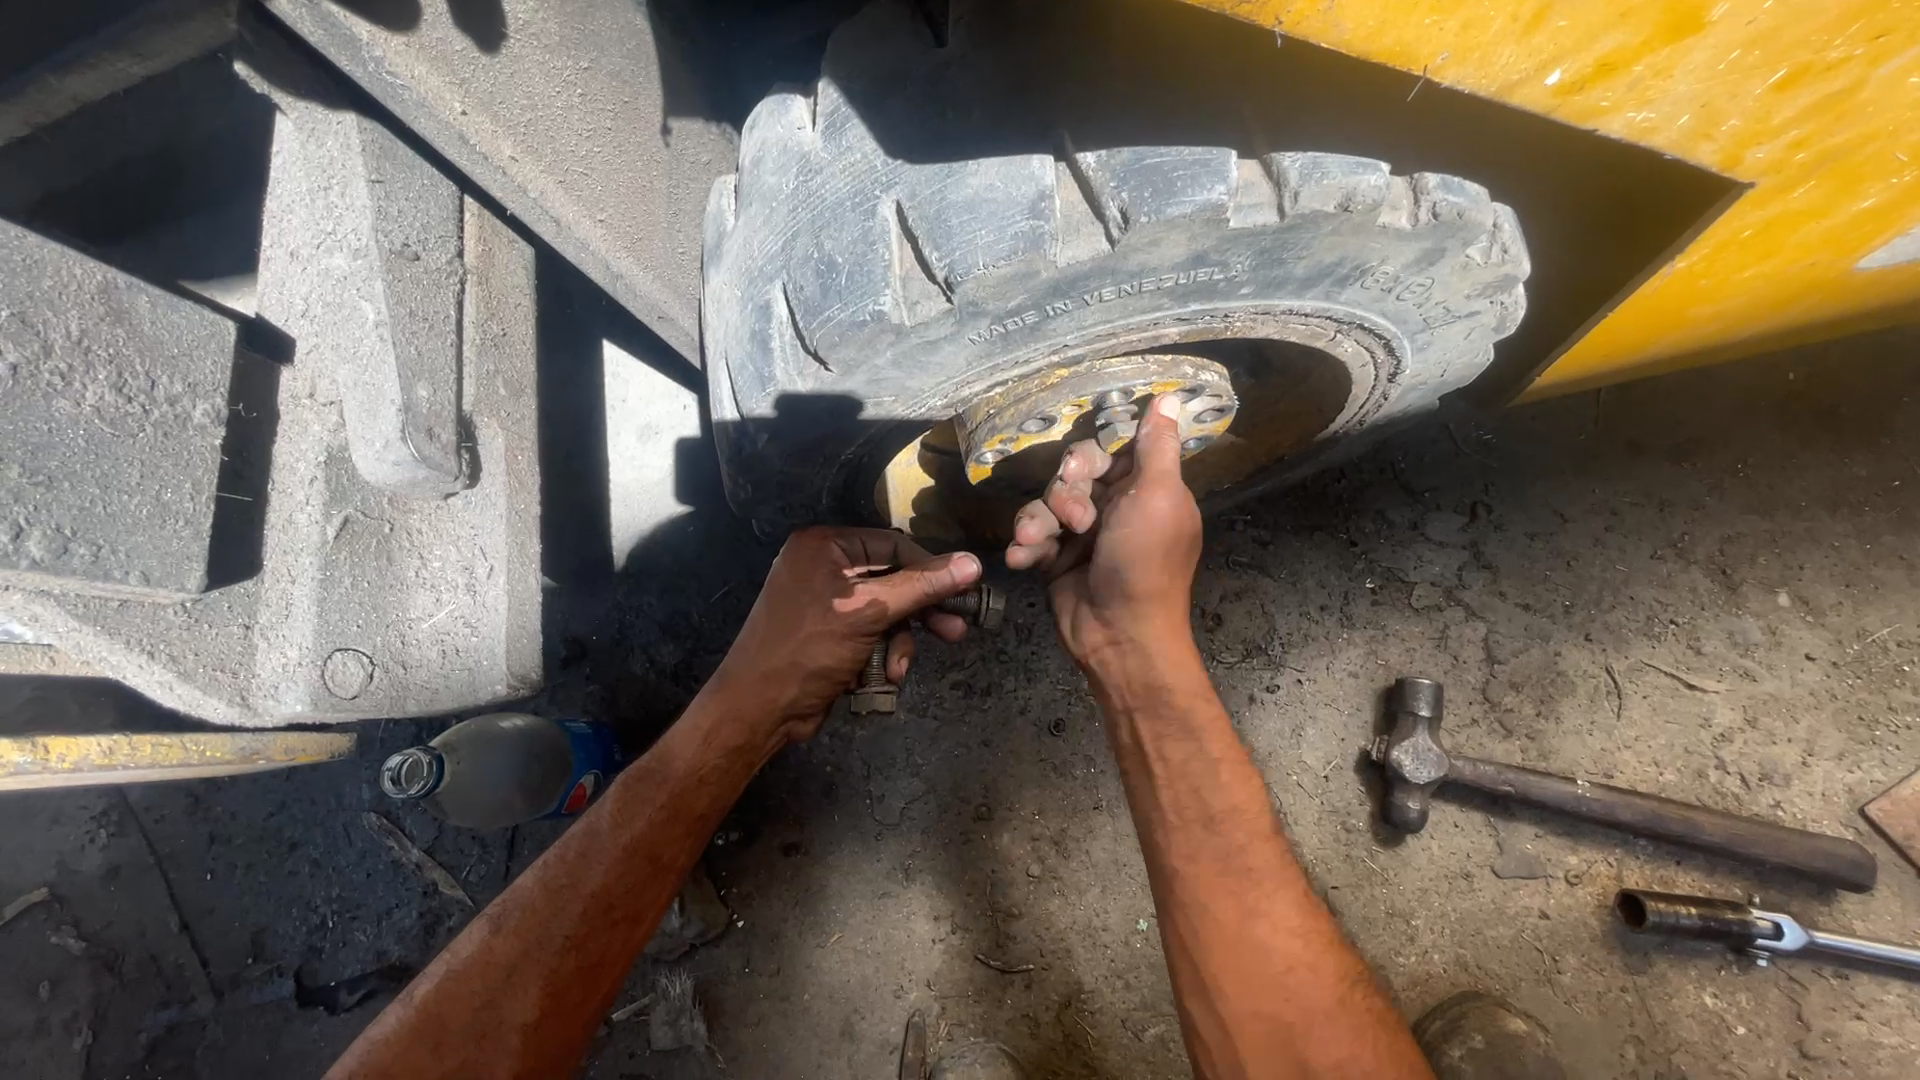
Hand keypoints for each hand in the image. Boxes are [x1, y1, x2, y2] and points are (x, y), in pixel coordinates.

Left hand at [710, 527, 981, 742]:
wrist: (759, 709)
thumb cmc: (809, 648)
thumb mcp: (870, 612)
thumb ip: (922, 586)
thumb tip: (974, 563)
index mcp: (824, 546)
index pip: (893, 545)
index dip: (930, 568)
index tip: (965, 591)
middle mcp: (824, 567)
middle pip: (893, 580)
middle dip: (920, 612)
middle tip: (955, 631)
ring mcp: (826, 603)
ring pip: (887, 614)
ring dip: (898, 643)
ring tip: (896, 670)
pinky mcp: (830, 636)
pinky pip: (872, 636)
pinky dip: (880, 656)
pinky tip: (878, 677)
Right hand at [1004, 394, 1201, 671]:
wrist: (1120, 635)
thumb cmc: (1145, 563)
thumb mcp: (1158, 497)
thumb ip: (1157, 446)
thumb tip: (1170, 396)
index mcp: (1146, 489)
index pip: (1108, 451)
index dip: (1089, 460)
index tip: (1081, 473)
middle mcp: (1115, 507)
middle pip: (1071, 475)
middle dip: (1063, 494)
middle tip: (1074, 519)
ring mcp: (1083, 535)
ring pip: (1046, 504)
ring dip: (1037, 522)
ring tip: (1037, 544)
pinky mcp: (1056, 560)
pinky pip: (1033, 537)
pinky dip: (1026, 547)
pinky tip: (1023, 560)